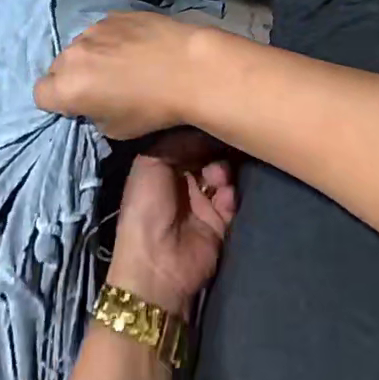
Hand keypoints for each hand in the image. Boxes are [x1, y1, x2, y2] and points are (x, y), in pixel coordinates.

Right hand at [36, 12, 220, 139]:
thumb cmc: (153, 108)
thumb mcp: (116, 129)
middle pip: (57, 68)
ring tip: (120, 65)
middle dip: (71, 78)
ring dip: (90, 57)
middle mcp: (71, 54)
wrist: (189, 68)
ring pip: (78, 47)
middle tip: (99, 87)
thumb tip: (92, 103)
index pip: (40, 94)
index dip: (56, 103)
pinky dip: (110, 41)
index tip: (75, 107)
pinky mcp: (111, 15)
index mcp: (67, 86)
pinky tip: (134, 48)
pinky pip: (100, 31)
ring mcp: (91, 30)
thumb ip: (92, 114)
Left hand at [107, 139, 239, 315]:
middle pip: (205, 156)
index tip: (213, 119)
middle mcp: (181, 179)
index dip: (198, 132)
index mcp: (160, 164)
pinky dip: (230, 194)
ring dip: (222, 171)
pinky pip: (231, 201)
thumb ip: (177, 144)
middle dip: (214, 150)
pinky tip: (225, 193)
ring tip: (218, 175)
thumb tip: (203, 129)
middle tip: (222, 146)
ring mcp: (202, 201)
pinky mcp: (220, 223)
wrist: (158, 260)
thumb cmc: (147, 205)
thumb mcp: (152, 164)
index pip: (185, 142)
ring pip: (221, 175)